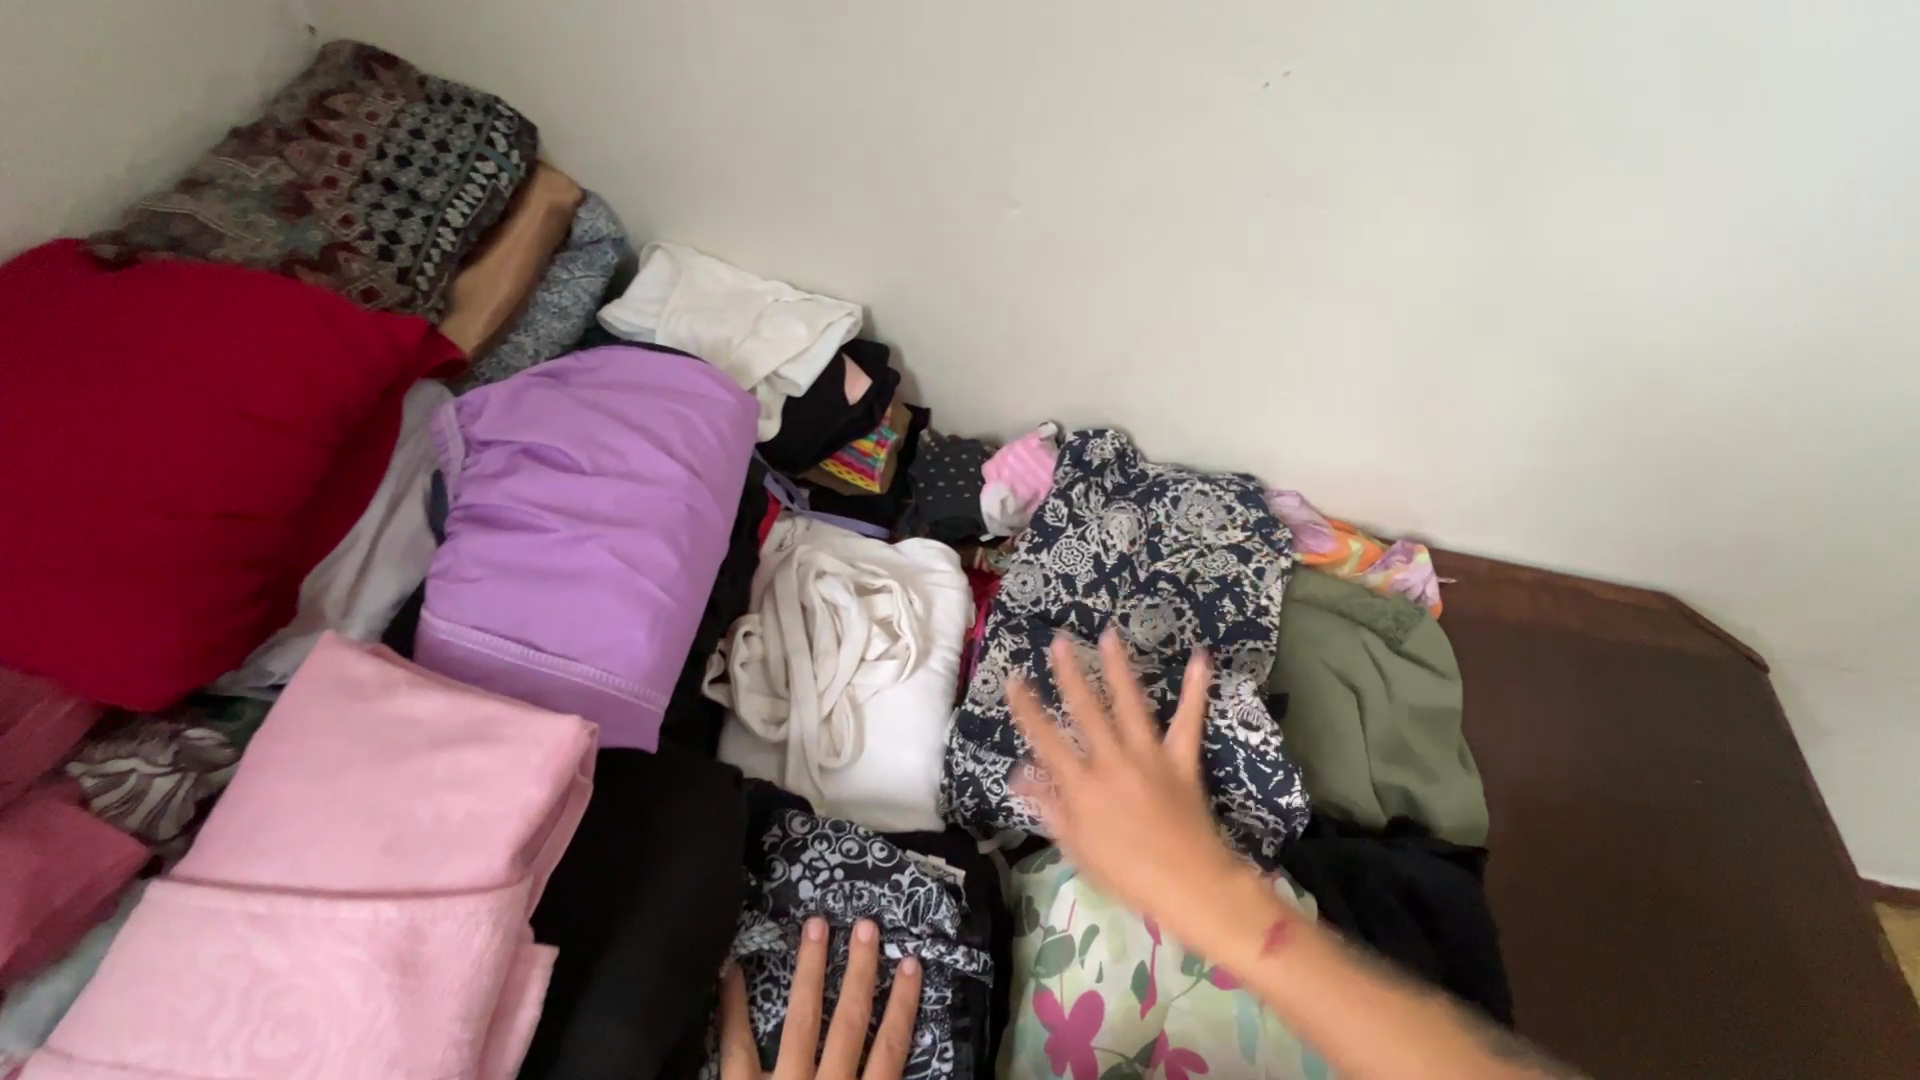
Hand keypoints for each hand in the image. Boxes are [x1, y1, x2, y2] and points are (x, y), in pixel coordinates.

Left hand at [717, 916, 923, 1079]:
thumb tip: (892, 1070)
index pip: (888, 1053)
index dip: (902, 1007)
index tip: (912, 963)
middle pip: (848, 1024)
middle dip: (859, 973)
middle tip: (865, 925)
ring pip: (802, 1021)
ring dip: (812, 971)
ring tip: (818, 926)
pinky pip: (736, 1046)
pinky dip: (732, 1007)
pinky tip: (730, 968)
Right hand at [1009, 630, 1246, 924]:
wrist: (1189, 886)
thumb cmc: (1126, 874)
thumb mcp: (1076, 847)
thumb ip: (1048, 805)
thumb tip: (1019, 773)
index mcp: (1081, 785)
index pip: (1046, 739)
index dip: (1028, 708)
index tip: (1015, 679)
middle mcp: (1111, 761)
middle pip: (1086, 710)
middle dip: (1070, 674)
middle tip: (1059, 641)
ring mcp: (1149, 757)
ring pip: (1129, 705)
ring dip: (1118, 668)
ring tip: (1109, 635)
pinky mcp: (1182, 760)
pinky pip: (1189, 720)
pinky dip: (1196, 689)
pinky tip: (1201, 658)